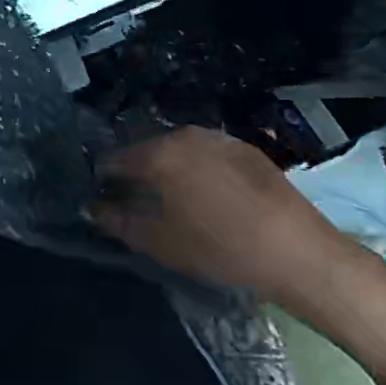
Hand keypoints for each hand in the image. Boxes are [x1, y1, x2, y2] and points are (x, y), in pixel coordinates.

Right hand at [90, 127, 382, 298]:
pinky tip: (208, 197)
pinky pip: (207, 154)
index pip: (116, 159)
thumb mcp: (160, 242)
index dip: (105, 178)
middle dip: (138, 172)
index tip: (103, 197)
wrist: (294, 249)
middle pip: (149, 150)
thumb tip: (91, 208)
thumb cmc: (218, 247)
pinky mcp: (246, 148)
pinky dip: (197, 170)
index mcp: (160, 154)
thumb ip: (118, 221)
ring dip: (169, 170)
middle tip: (137, 202)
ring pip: (180, 150)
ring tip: (173, 201)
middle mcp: (187, 135)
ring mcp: (219, 138)